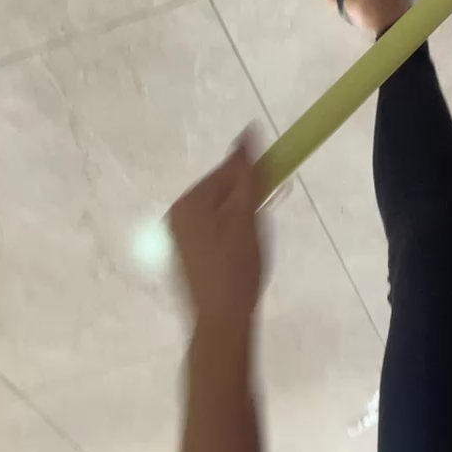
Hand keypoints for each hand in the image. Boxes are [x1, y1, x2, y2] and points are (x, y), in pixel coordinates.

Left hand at [167, 133, 267, 329]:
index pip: (229, 171)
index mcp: (190, 200)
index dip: (255, 179)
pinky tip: (241, 254)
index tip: (274, 190)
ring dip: (241, 217)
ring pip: (221, 210)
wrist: (222, 320)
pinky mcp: (187, 253)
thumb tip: (248, 131)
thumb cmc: (238, 266)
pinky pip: (214, 228)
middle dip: (247, 200)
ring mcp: (179, 235)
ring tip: (253, 242)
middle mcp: (177, 213)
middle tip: (262, 223)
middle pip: (223, 189)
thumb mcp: (247, 215)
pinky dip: (231, 233)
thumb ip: (248, 173)